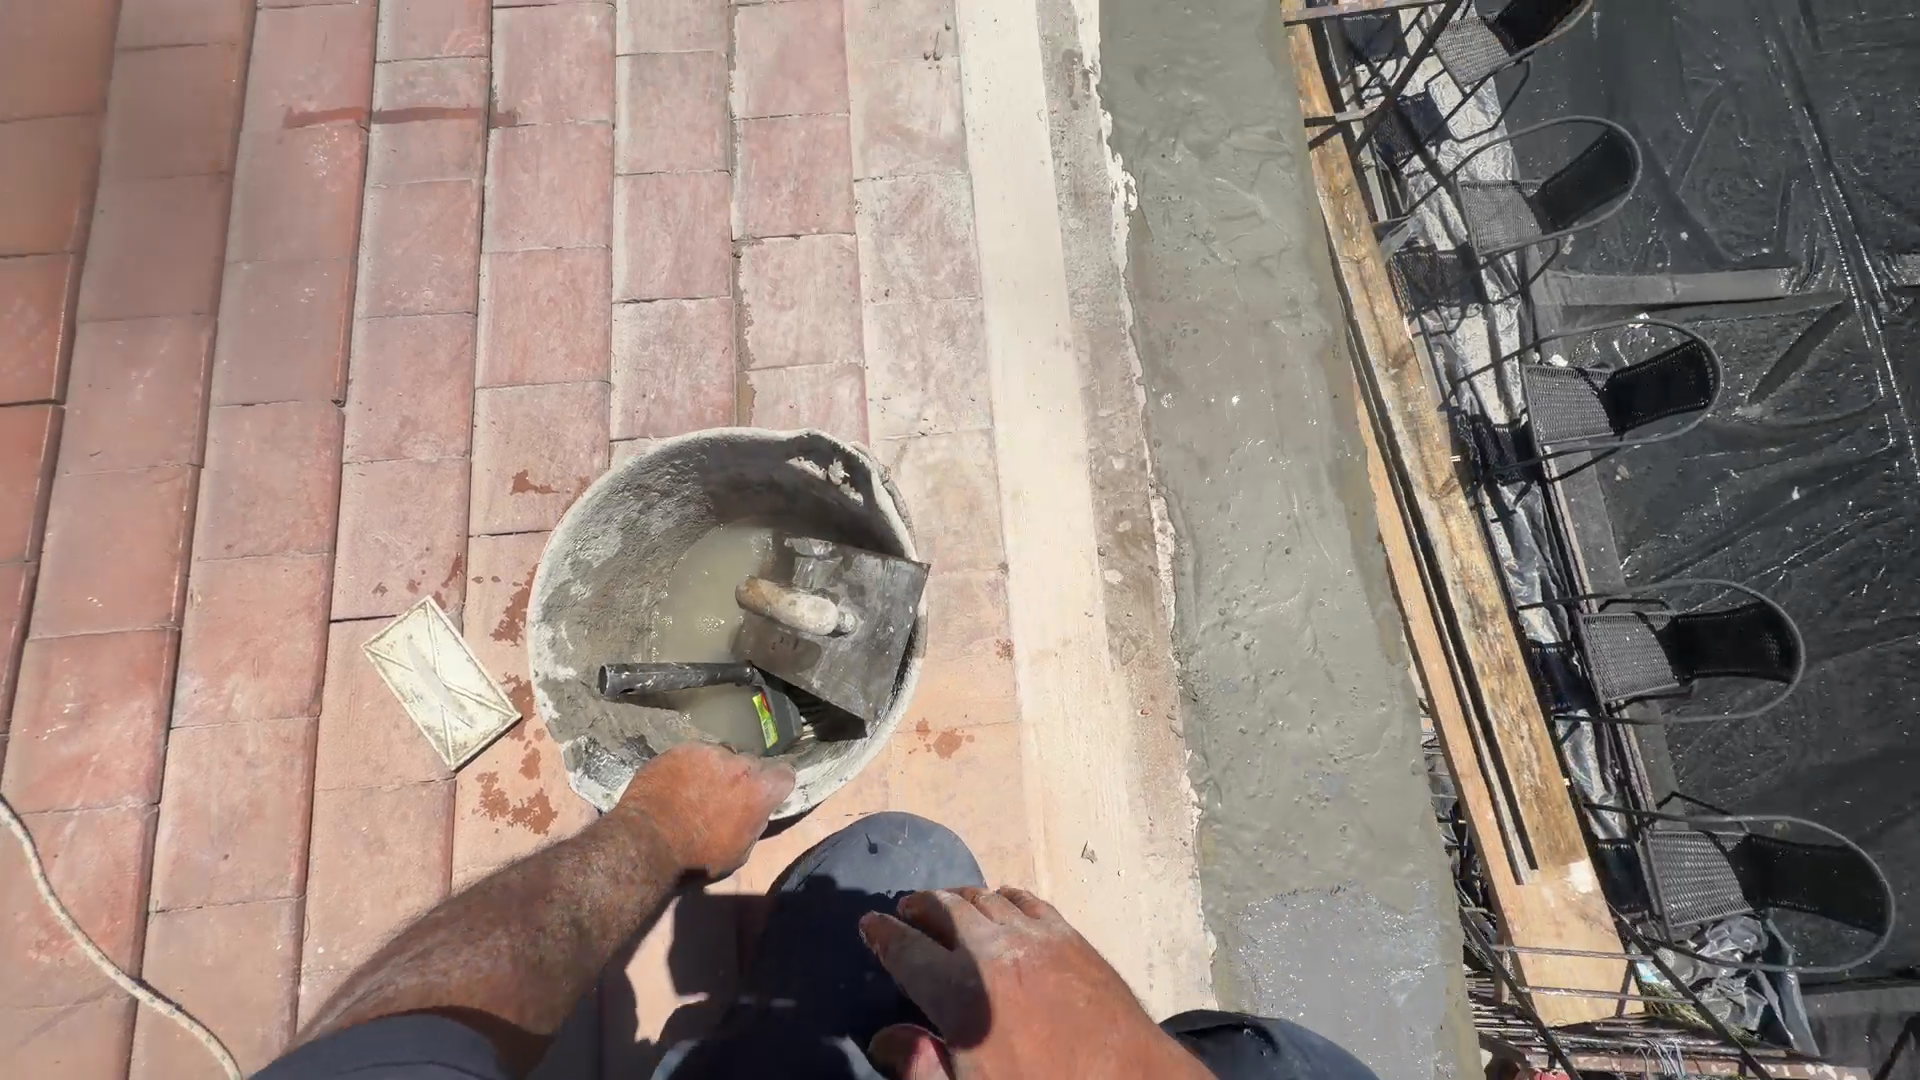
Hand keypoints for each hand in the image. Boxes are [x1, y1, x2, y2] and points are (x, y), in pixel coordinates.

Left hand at [613, 742, 794, 878]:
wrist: (647, 843)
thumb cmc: (695, 859)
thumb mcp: (737, 854)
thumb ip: (754, 824)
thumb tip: (756, 813)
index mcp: (760, 791)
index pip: (785, 774)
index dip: (774, 784)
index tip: (763, 793)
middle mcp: (742, 765)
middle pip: (751, 763)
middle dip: (742, 777)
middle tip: (723, 795)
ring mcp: (712, 752)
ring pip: (722, 755)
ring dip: (715, 769)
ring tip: (695, 788)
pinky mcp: (684, 748)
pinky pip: (695, 752)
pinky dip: (689, 765)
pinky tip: (675, 782)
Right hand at [859, 887, 1211, 1079]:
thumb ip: (922, 1066)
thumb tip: (884, 1036)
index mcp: (962, 994)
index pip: (908, 951)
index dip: (884, 935)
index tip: (869, 923)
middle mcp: (991, 950)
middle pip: (944, 909)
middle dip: (919, 907)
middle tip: (906, 911)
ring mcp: (1032, 935)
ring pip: (982, 898)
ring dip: (957, 898)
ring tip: (945, 905)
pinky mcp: (1066, 933)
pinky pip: (1024, 899)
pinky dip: (1001, 897)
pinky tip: (998, 904)